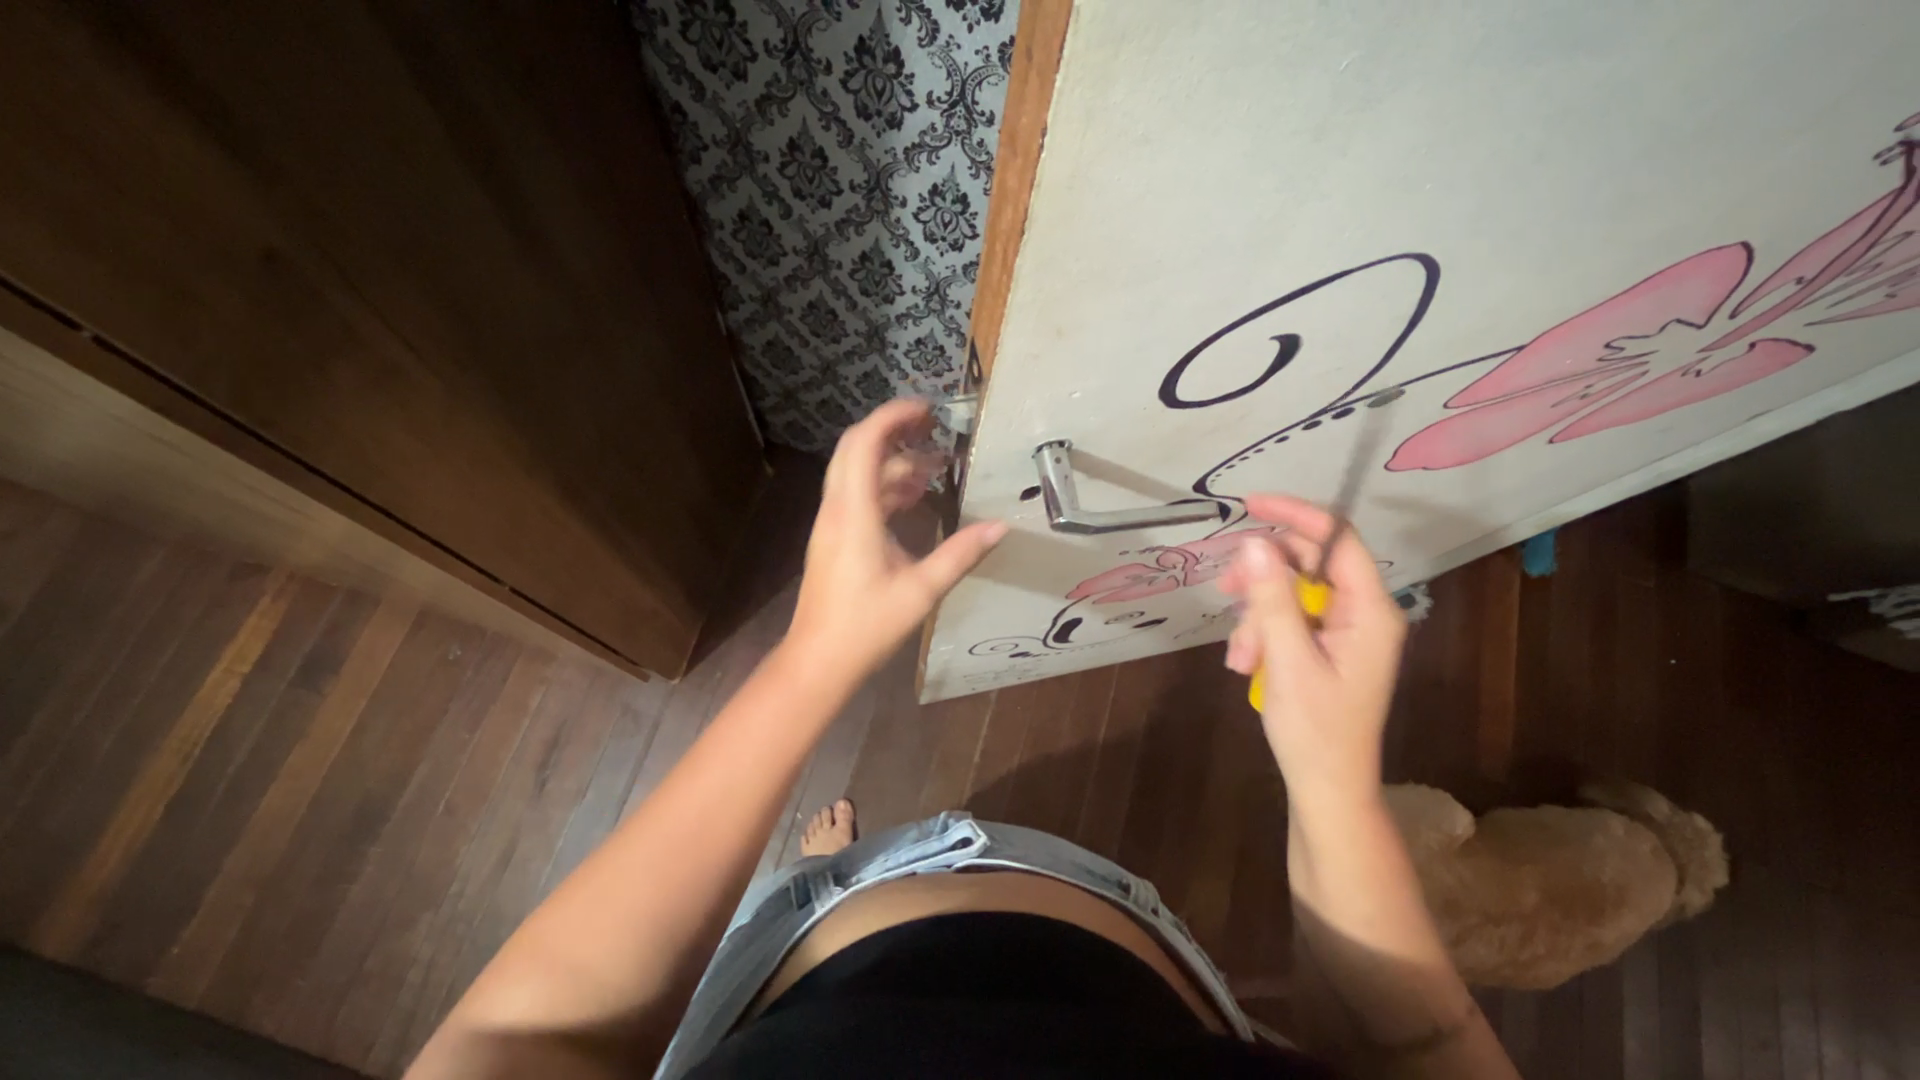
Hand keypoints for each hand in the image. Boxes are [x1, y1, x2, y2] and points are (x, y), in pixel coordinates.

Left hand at [785, 399, 1008, 681]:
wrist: (818, 659)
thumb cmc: (866, 626)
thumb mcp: (922, 590)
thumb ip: (961, 554)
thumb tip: (1001, 526)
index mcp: (854, 513)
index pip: (865, 443)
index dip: (893, 417)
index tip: (927, 409)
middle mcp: (837, 509)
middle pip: (856, 449)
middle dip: (893, 430)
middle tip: (932, 426)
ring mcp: (831, 524)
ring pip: (856, 474)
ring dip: (892, 463)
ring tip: (935, 466)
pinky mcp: (833, 539)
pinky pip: (856, 496)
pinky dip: (884, 487)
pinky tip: (915, 498)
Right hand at [1215, 495, 1405, 805]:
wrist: (1328, 788)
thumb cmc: (1315, 730)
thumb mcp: (1286, 660)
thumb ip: (1271, 599)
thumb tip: (1254, 543)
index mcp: (1370, 611)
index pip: (1337, 539)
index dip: (1296, 515)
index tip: (1250, 505)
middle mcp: (1363, 613)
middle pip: (1309, 563)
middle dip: (1263, 577)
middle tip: (1224, 588)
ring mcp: (1345, 631)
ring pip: (1292, 592)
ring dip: (1256, 616)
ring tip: (1238, 657)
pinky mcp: (1327, 648)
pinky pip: (1290, 619)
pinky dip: (1262, 634)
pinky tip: (1245, 664)